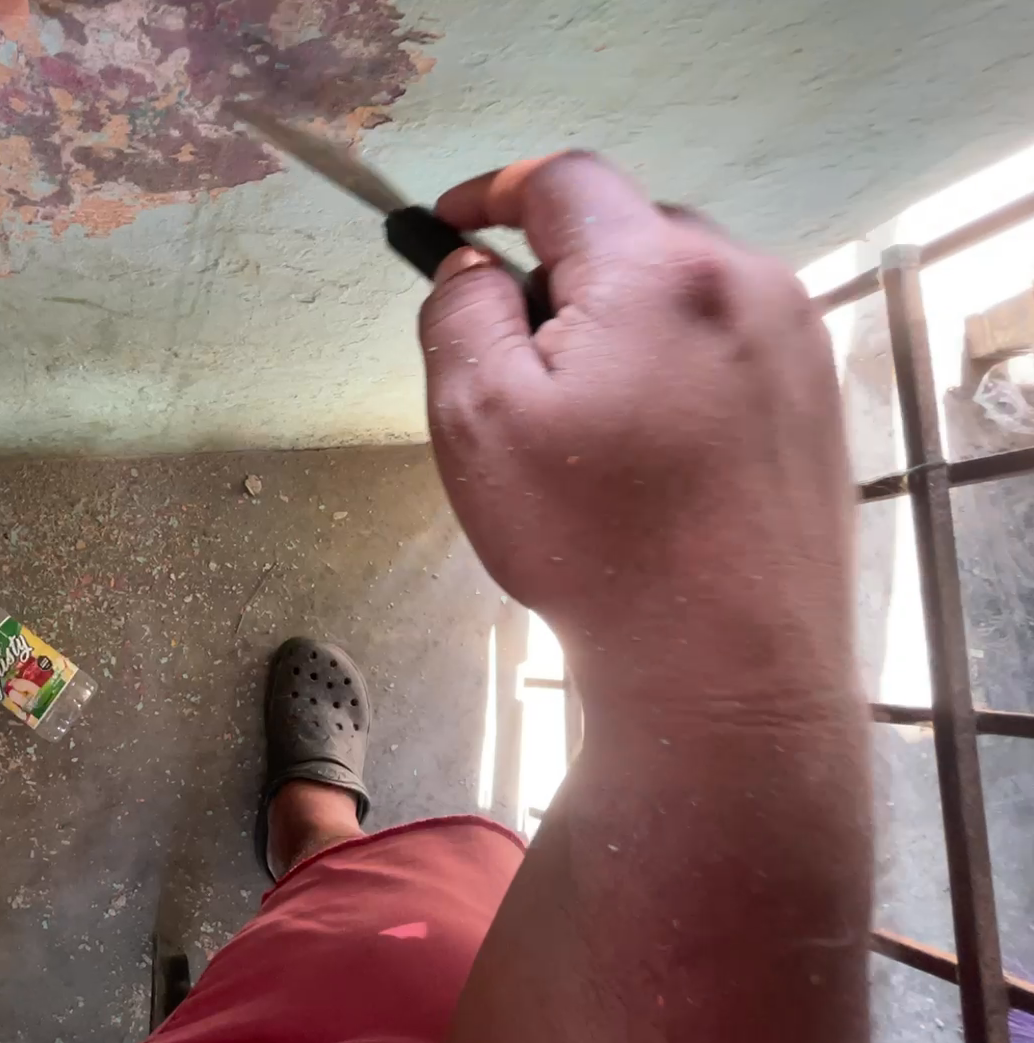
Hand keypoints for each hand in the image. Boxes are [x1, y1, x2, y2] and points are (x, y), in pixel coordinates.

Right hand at [419, 153, 852, 700]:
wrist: (716, 652)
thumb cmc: (581, 530)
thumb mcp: (477, 416)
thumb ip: (460, 317)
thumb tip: (469, 269)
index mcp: (655, 275)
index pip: (563, 183)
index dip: (489, 192)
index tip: (444, 224)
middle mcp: (743, 282)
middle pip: (620, 231)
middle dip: (544, 270)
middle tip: (495, 353)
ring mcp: (789, 339)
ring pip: (664, 287)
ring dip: (596, 317)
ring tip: (557, 410)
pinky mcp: (806, 395)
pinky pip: (706, 335)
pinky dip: (646, 354)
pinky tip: (622, 437)